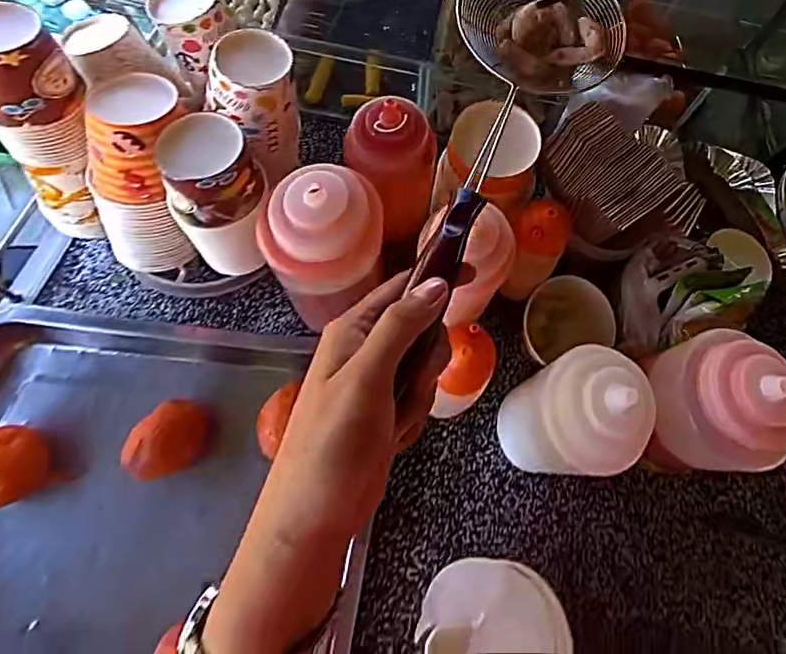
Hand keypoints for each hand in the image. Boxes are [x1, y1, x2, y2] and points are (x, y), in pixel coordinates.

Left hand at [264, 272, 450, 543]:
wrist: (315, 514)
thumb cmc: (332, 441)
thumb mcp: (367, 377)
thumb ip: (400, 327)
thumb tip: (435, 284)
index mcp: (352, 329)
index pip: (401, 287)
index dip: (434, 278)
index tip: (470, 271)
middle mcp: (364, 348)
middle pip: (421, 329)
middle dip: (426, 360)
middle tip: (413, 383)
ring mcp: (376, 381)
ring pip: (425, 367)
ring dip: (419, 395)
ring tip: (394, 419)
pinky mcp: (386, 410)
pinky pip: (419, 398)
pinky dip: (413, 418)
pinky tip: (392, 437)